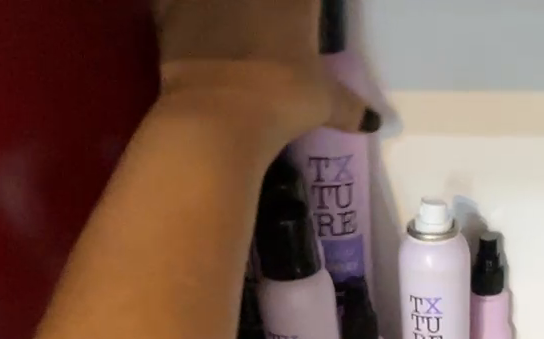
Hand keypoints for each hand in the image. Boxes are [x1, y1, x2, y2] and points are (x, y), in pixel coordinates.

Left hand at [153, 0, 377, 152]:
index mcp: (294, 2)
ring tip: (227, 20)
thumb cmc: (281, 101)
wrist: (220, 115)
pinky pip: (169, 0)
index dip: (306, 8)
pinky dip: (175, 7)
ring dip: (222, 9)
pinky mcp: (170, 9)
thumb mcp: (323, 105)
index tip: (303, 17)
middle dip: (265, 11)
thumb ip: (349, 108)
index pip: (306, 1)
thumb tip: (375, 122)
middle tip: (266, 27)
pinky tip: (181, 13)